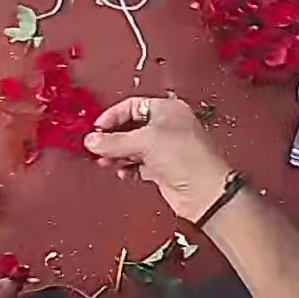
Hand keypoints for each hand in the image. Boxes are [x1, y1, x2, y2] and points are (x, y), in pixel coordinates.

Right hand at [83, 96, 232, 220]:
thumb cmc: (187, 158)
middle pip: (131, 127)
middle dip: (113, 138)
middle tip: (97, 147)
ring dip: (117, 154)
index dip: (113, 116)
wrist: (204, 191)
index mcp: (168, 110)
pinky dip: (128, 167)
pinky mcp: (163, 168)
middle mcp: (168, 126)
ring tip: (104, 162)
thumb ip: (115, 141)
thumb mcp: (145, 142)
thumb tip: (93, 140)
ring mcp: (166, 148)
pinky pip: (139, 164)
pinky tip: (121, 172)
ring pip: (134, 147)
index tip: (97, 129)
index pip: (133, 106)